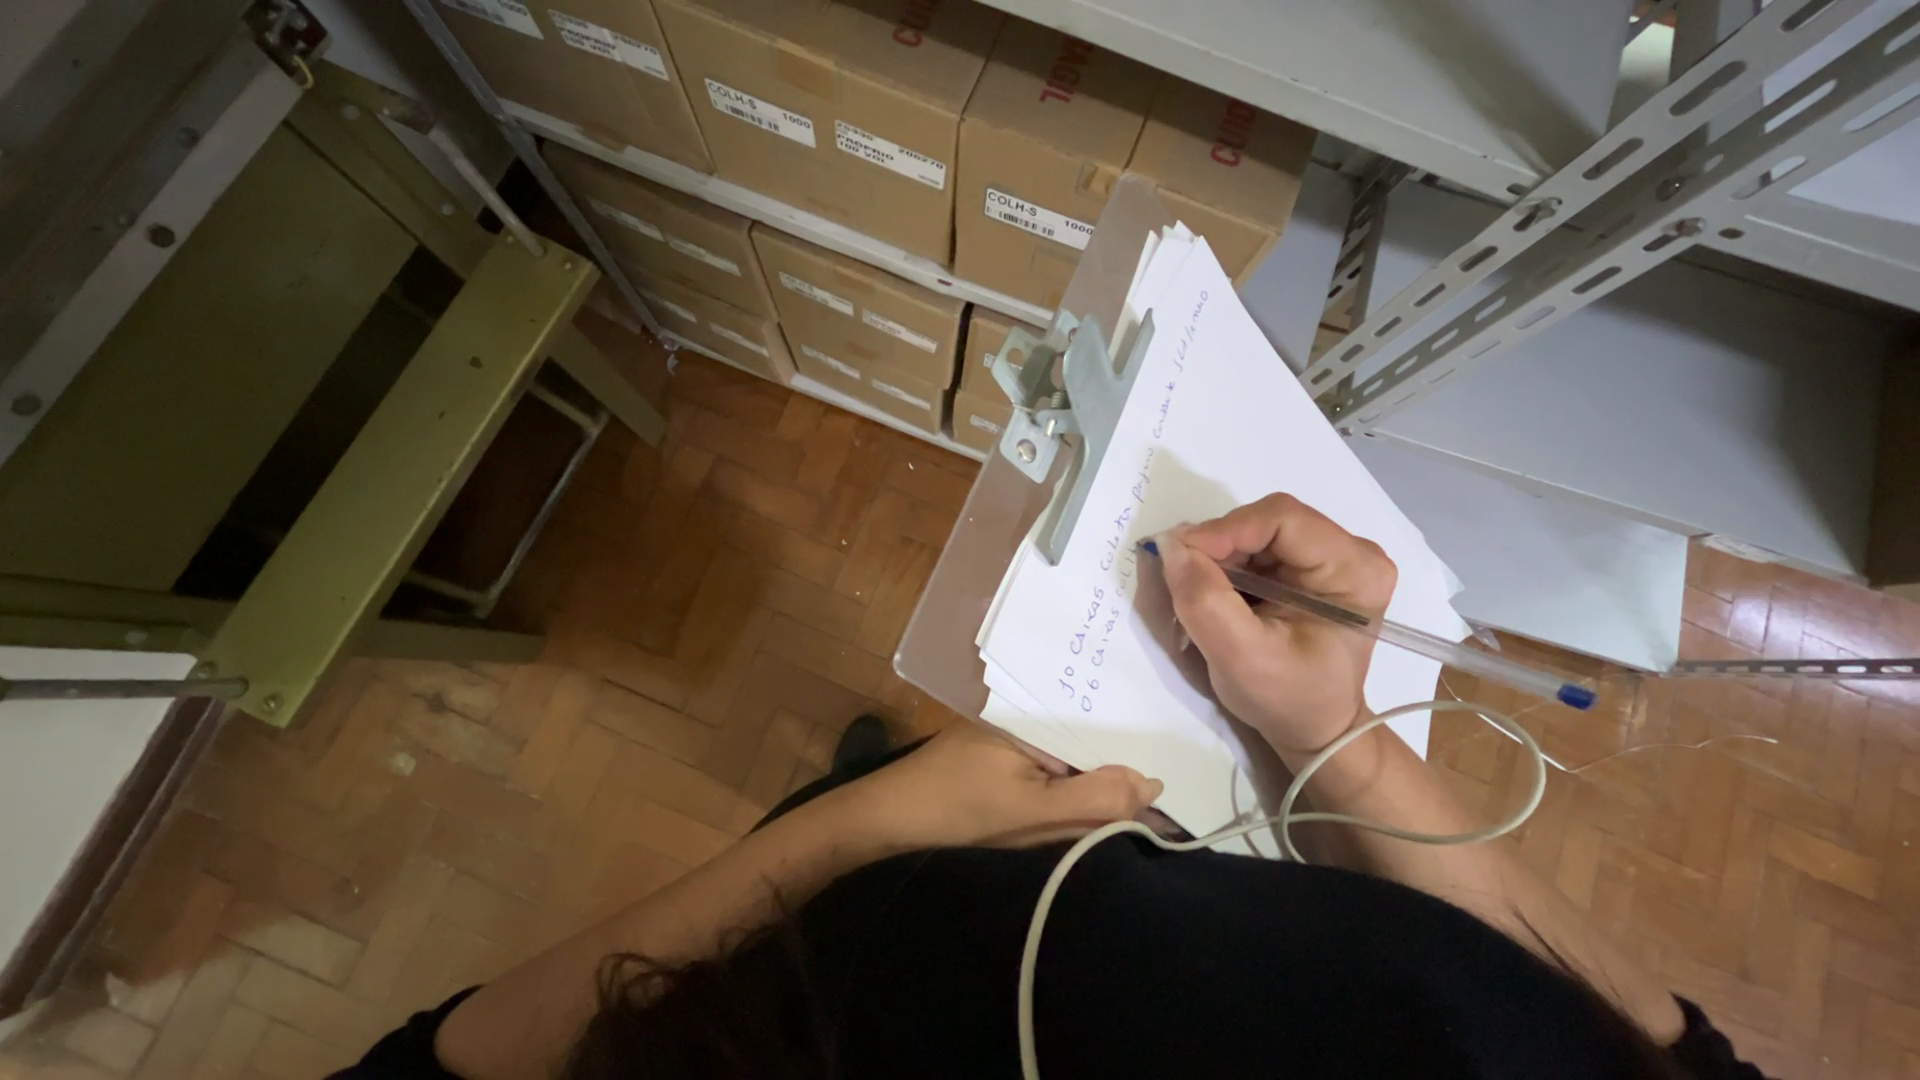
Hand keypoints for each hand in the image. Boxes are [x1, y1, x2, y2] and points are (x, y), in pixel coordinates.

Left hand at [827, 722, 1162, 850]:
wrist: (886, 818)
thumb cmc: (957, 811)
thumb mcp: (1032, 811)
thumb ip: (1093, 799)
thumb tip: (1154, 784)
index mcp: (1035, 713)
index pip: (1103, 729)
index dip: (1132, 764)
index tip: (1161, 800)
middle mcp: (1026, 711)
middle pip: (1087, 743)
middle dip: (1110, 778)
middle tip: (1144, 816)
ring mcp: (1010, 731)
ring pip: (1067, 758)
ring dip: (1086, 786)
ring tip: (1119, 812)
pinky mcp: (998, 751)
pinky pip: (1045, 765)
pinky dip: (1061, 788)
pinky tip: (1072, 809)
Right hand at [1156, 494, 1395, 757]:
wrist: (1314, 728)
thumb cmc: (1288, 699)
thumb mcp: (1241, 659)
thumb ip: (1205, 601)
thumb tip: (1171, 545)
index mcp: (1355, 570)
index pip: (1282, 519)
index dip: (1225, 530)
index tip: (1179, 556)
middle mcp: (1351, 551)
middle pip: (1266, 521)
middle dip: (1219, 546)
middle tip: (1185, 579)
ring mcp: (1329, 556)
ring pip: (1255, 531)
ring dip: (1219, 556)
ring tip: (1200, 591)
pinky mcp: (1307, 566)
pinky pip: (1255, 546)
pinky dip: (1226, 564)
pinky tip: (1219, 593)